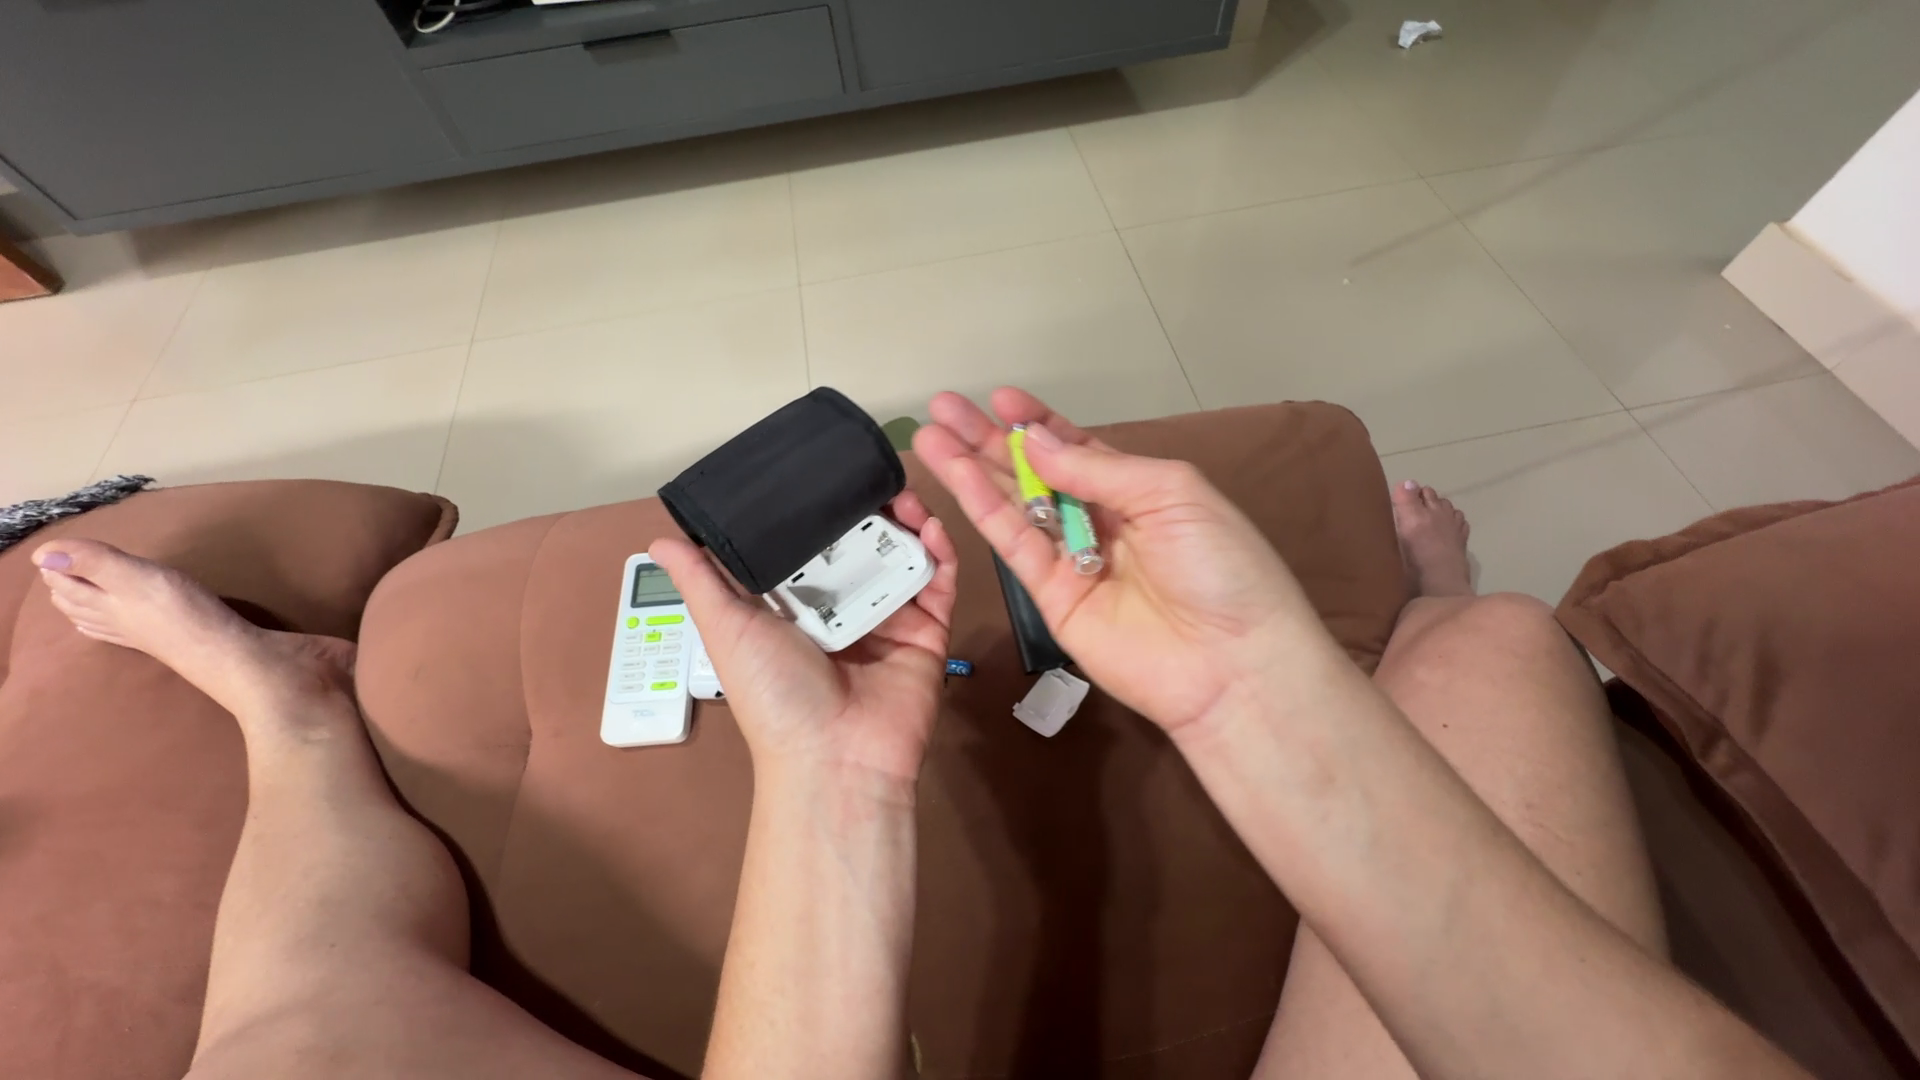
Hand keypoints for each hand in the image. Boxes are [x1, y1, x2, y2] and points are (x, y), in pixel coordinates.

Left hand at [649, 492, 959, 786]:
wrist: (833, 758)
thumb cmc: (774, 694)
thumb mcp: (728, 630)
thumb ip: (702, 582)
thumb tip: (662, 538)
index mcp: (800, 606)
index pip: (814, 545)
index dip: (823, 511)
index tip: (828, 472)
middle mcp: (846, 606)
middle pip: (864, 545)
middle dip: (872, 509)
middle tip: (875, 476)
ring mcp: (890, 617)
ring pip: (904, 556)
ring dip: (908, 521)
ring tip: (905, 494)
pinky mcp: (928, 632)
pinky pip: (939, 585)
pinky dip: (941, 553)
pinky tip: (932, 526)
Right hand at [914, 388, 1310, 736]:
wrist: (1230, 664)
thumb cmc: (1220, 567)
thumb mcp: (1171, 494)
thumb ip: (1097, 468)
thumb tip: (1031, 440)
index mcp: (1137, 489)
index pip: (1077, 448)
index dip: (1037, 423)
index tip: (1000, 399)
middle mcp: (1099, 519)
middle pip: (1034, 473)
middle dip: (990, 440)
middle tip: (946, 407)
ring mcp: (1072, 559)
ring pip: (1014, 506)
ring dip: (972, 470)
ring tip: (931, 436)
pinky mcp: (1050, 597)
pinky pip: (1014, 546)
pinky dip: (984, 510)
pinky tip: (957, 477)